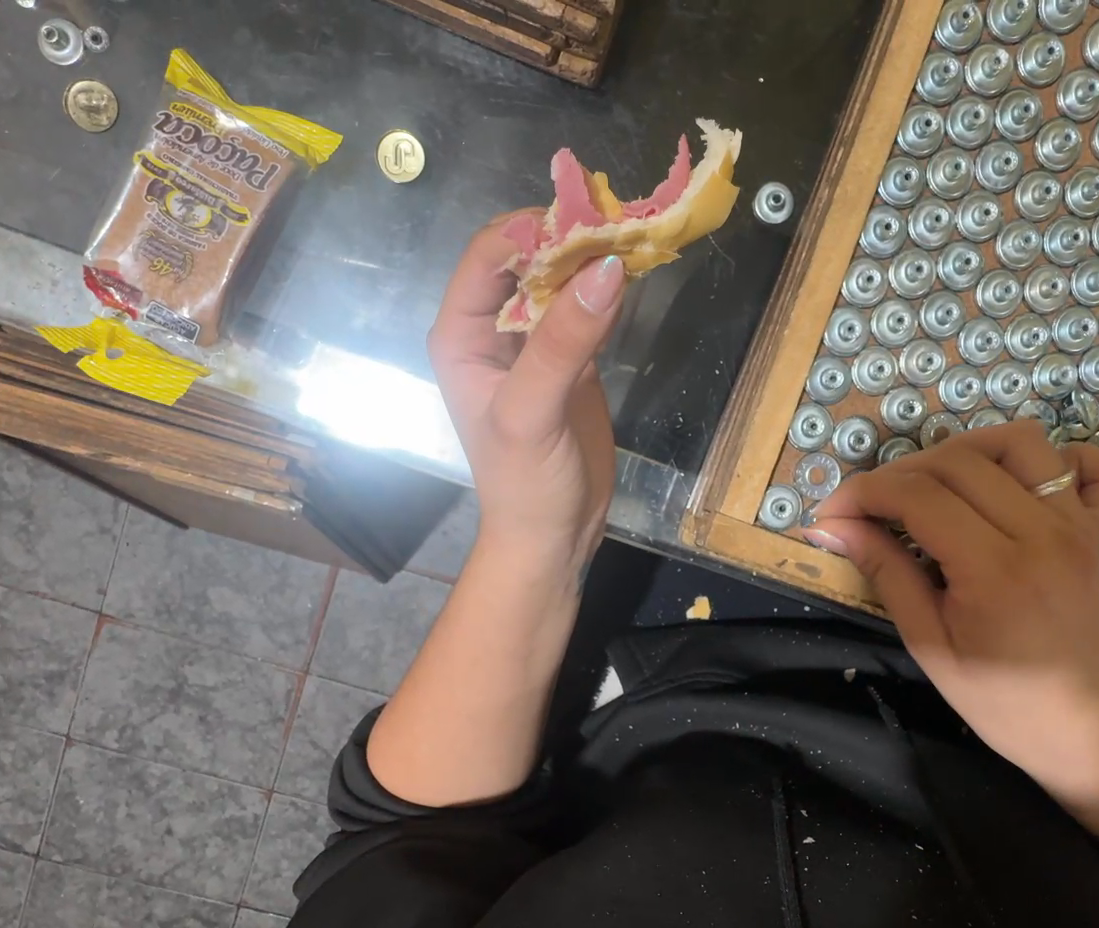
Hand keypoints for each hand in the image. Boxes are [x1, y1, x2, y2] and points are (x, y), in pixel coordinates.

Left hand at [427, 212, 627, 566]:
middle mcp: (493, 330)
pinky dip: (609, 290)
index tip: (585, 220)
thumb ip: (562, 342)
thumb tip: (608, 267)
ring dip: (593, 259)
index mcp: (462, 334)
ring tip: (635, 238)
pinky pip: (587, 309)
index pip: (487, 256)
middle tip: (619, 224)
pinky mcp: (572, 358)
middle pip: (526, 259)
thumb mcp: (531, 413)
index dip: (530, 230)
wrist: (553, 536)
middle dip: (567, 238)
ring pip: (560, 280)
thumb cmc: (524, 483)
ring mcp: (535, 343)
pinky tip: (637, 273)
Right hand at [804, 421, 1098, 806]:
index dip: (863, 493)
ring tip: (931, 486)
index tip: (831, 514)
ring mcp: (1075, 525)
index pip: (917, 495)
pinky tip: (1016, 483)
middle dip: (897, 473)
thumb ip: (885, 572)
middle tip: (868, 508)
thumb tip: (831, 526)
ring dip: (963, 450)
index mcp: (994, 568)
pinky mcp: (1094, 529)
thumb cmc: (999, 701)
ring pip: (1017, 442)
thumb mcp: (927, 643)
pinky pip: (1092, 466)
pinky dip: (1056, 458)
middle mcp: (1041, 531)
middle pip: (958, 460)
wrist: (1082, 729)